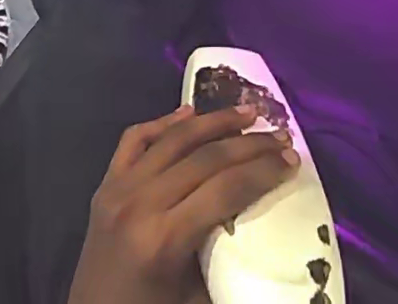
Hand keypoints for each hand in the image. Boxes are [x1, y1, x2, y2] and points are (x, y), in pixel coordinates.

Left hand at [66, 105, 298, 303]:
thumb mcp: (198, 300)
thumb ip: (226, 256)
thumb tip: (264, 217)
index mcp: (164, 239)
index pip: (224, 190)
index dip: (262, 171)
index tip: (293, 159)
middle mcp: (140, 202)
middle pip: (203, 158)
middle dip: (247, 144)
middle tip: (280, 135)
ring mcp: (118, 188)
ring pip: (171, 139)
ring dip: (212, 122)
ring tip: (245, 113)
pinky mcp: (104, 183)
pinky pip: (135, 139)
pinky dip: (163, 122)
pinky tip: (188, 112)